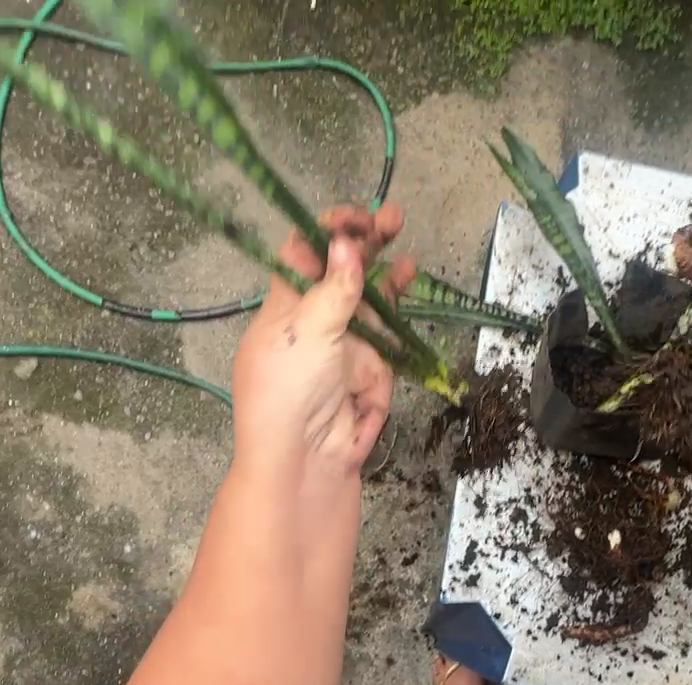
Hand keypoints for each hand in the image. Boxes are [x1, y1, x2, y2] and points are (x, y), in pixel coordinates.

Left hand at [230, 204, 415, 477]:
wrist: (307, 459)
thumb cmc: (287, 393)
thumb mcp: (306, 334)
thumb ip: (334, 290)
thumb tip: (347, 244)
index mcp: (285, 307)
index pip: (304, 254)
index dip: (328, 230)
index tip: (355, 219)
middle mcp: (316, 320)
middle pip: (342, 272)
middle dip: (365, 242)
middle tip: (392, 218)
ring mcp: (346, 344)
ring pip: (370, 297)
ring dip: (385, 267)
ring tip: (402, 236)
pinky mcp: (373, 369)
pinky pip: (388, 333)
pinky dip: (397, 305)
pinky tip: (407, 274)